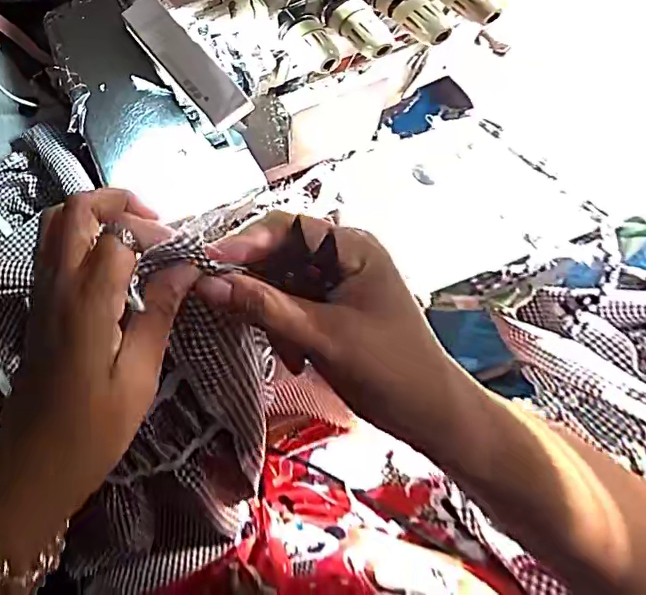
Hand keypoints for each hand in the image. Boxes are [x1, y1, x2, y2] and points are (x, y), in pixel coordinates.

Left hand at [0, 189, 197, 564]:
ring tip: (133, 231)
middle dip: (118, 201)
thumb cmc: (92, 429)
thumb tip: (186, 267)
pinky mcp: (37, 296)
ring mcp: (42, 285)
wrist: (32, 461)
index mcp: (86, 300)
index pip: (118, 235)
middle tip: (154, 222)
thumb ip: (160, 312)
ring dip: (95, 211)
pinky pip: (52, 241)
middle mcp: (58, 281)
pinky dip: (80, 229)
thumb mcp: (138, 377)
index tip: (181, 250)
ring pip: (58, 218)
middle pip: (77, 208)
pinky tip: (109, 256)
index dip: (152, 232)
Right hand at [195, 212, 463, 452]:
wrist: (435, 418)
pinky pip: (288, 301)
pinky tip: (293, 356)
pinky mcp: (329, 303)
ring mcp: (335, 278)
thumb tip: (210, 284)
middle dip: (256, 285)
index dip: (244, 241)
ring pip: (277, 280)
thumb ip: (266, 308)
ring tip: (285, 351)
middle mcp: (341, 253)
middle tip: (227, 306)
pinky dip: (281, 326)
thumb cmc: (392, 371)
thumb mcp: (324, 338)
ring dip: (270, 313)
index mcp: (351, 246)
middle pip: (277, 252)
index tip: (209, 261)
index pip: (285, 227)